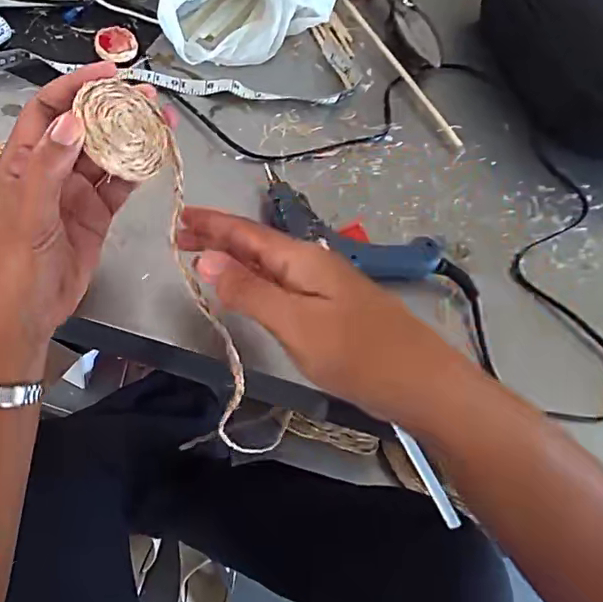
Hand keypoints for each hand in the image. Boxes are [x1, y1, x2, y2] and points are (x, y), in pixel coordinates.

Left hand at [0, 62, 158, 381]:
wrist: (29, 313)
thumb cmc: (16, 263)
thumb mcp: (28, 213)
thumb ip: (48, 167)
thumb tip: (72, 121)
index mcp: (24, 161)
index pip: (49, 110)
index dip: (75, 85)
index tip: (108, 71)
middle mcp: (52, 169)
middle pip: (85, 127)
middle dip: (114, 108)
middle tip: (147, 96)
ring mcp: (76, 191)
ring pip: (107, 153)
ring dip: (131, 135)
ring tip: (161, 119)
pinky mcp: (97, 213)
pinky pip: (120, 184)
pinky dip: (137, 170)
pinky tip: (156, 156)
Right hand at [174, 207, 486, 424]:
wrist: (424, 385)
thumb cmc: (358, 355)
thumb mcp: (296, 324)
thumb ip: (250, 291)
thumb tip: (206, 258)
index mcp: (302, 259)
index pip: (247, 233)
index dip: (212, 224)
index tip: (178, 217)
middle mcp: (312, 264)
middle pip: (257, 244)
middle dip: (218, 237)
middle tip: (179, 236)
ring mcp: (324, 287)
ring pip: (269, 263)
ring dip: (233, 258)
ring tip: (202, 256)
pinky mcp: (331, 309)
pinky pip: (281, 283)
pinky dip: (254, 279)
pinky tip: (248, 288)